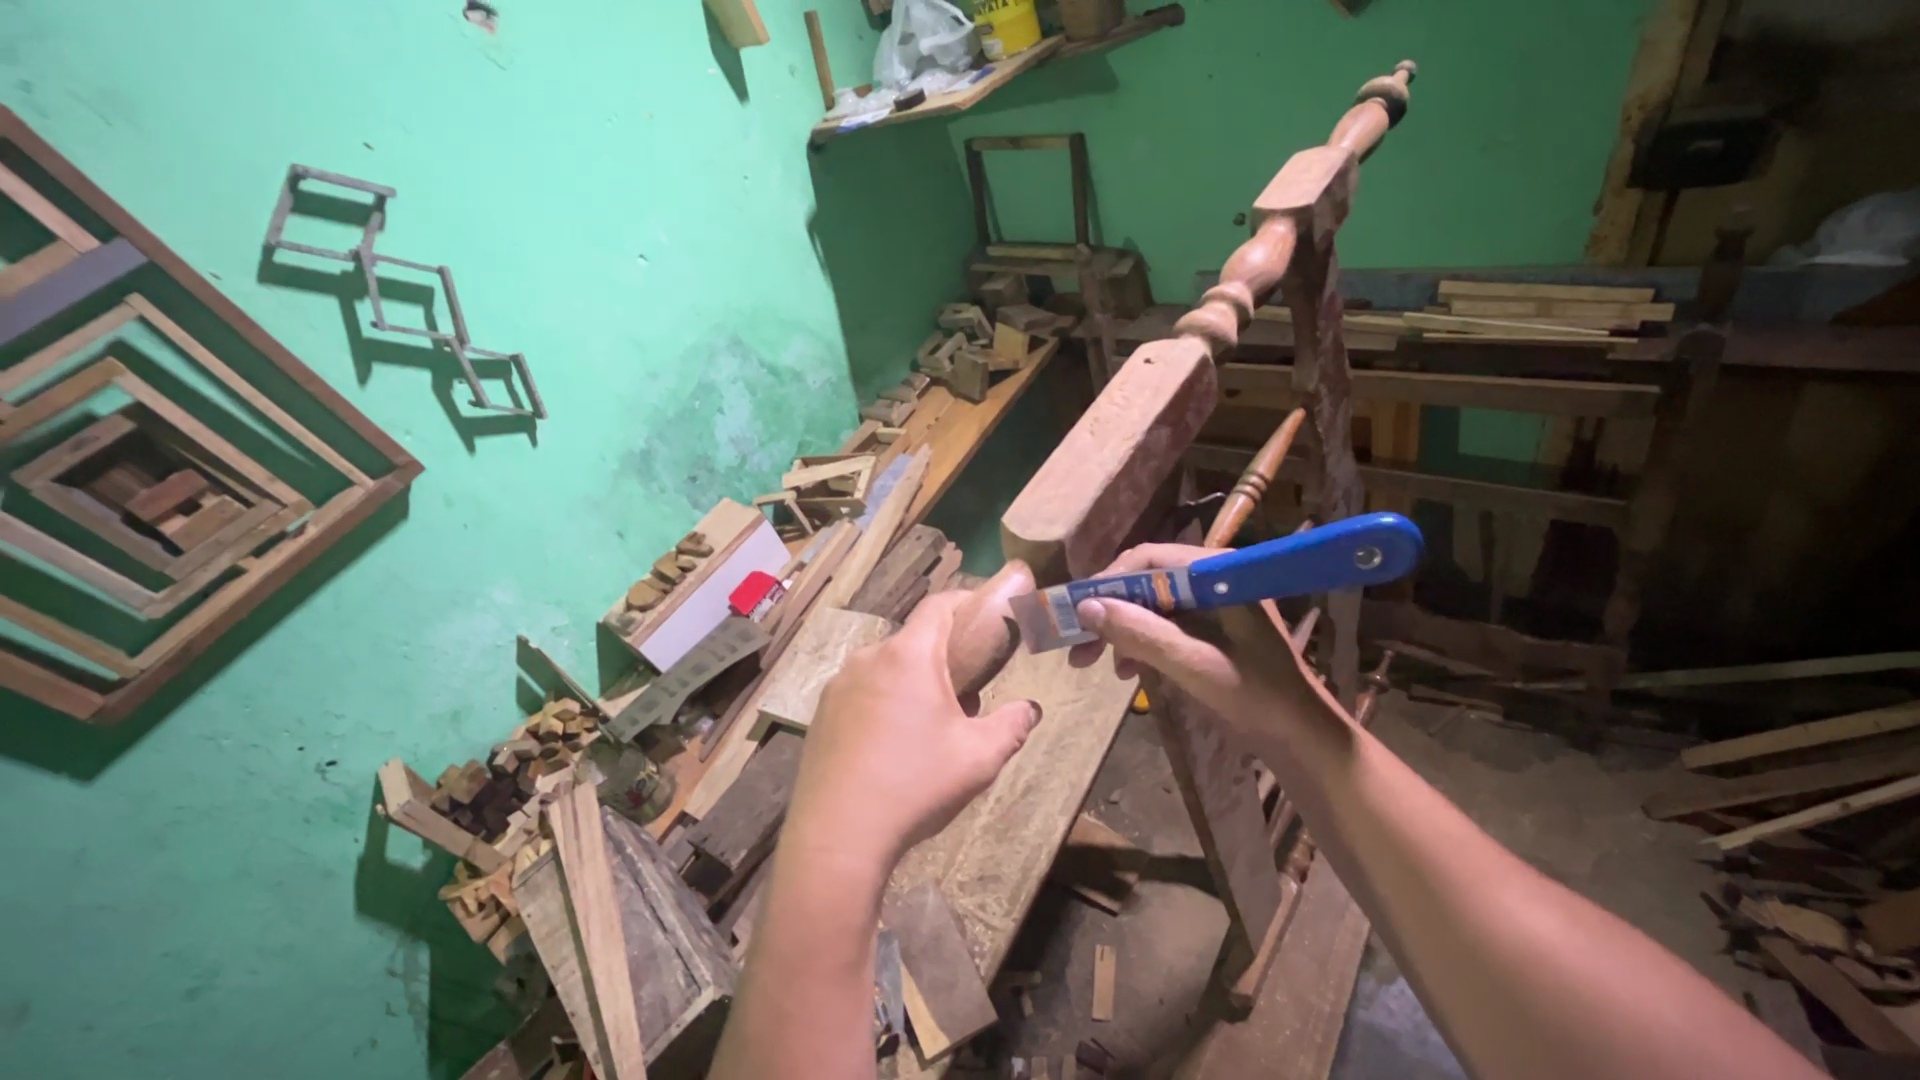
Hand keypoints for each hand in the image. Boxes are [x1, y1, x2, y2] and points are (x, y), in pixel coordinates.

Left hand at [784, 588, 1042, 871]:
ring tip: (932, 728)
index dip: (965, 602)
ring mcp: (838, 687)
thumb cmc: (915, 786)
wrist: (838, 836)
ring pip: (886, 670)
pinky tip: (893, 748)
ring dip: (913, 684)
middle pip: (913, 641)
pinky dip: (885, 704)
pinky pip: (862, 694)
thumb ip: (1011, 726)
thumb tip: (1030, 709)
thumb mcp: (979, 758)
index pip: (939, 606)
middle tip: (968, 695)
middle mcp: (868, 659)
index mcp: (908, 656)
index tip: (986, 614)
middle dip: (943, 659)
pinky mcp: (821, 716)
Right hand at [1066, 543, 1326, 749]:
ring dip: (1120, 630)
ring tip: (1095, 664)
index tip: (1077, 613)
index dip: (1108, 582)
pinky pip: (1163, 623)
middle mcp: (1213, 577)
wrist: (1300, 735)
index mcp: (1219, 573)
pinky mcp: (1210, 627)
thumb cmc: (1256, 696)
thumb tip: (1086, 608)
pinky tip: (1127, 671)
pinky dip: (1140, 643)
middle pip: (1145, 581)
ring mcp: (1212, 602)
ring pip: (1149, 603)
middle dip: (1110, 612)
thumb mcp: (1193, 665)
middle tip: (1078, 647)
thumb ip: (1141, 633)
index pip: (1149, 559)